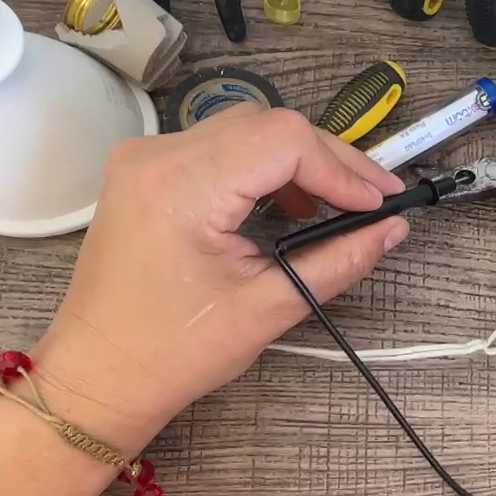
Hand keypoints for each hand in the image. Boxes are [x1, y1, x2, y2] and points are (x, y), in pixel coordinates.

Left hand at [29, 106, 408, 451]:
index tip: (379, 206)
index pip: (283, 141)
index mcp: (182, 188)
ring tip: (342, 202)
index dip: (341, 169)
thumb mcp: (272, 306)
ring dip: (303, 160)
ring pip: (249, 128)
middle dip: (331, 159)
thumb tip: (394, 229)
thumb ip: (340, 260)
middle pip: (269, 124)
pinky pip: (224, 147)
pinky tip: (293, 204)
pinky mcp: (150, 171)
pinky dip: (269, 167)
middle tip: (377, 197)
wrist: (102, 371)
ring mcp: (148, 158)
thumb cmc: (177, 350)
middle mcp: (158, 156)